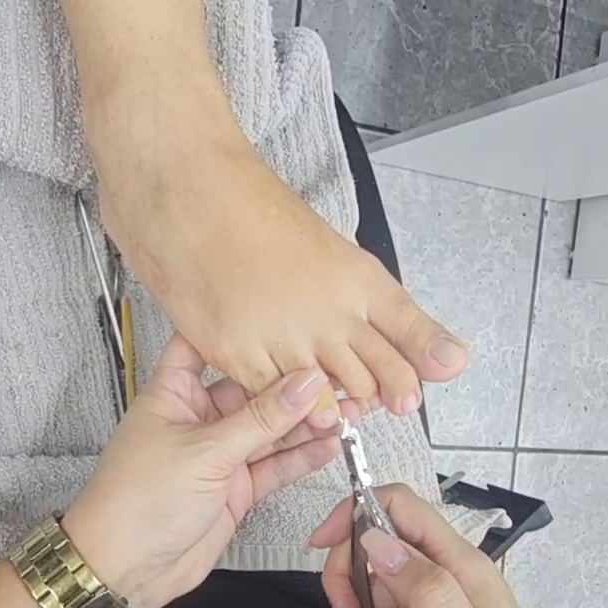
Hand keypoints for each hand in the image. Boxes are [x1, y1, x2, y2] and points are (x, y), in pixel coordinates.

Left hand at [63, 334, 341, 607]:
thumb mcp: (206, 451)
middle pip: (251, 390)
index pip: (205, 347)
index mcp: (174, 393)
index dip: (239, 331)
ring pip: (269, 430)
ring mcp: (219, 454)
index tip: (280, 317)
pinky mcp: (235, 488)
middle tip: (339, 376)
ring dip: (305, 422)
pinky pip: (273, 466)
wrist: (125, 569)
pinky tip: (330, 444)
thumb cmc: (140, 500)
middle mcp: (198, 418)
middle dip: (293, 385)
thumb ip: (261, 419)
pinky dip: (300, 458)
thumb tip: (305, 383)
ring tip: (350, 409)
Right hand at [87, 87, 468, 422]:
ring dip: (338, 409)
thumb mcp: (323, 243)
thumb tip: (390, 320)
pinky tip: (288, 407)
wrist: (188, 194)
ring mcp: (286, 335)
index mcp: (355, 277)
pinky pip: (278, 404)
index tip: (415, 390)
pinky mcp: (241, 353)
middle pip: (378, 375)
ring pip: (334, 397)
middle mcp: (329, 310)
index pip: (408, 332)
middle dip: (383, 397)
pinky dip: (289, 413)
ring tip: (333, 408)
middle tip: (378, 404)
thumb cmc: (246, 210)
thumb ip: (360, 291)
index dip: (418, 367)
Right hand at [309, 485, 573, 607]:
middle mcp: (445, 573)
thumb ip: (425, 591)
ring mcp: (433, 600)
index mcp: (459, 566)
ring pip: (368, 591)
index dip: (353, 514)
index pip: (398, 505)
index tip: (319, 548)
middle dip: (348, 591)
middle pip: (373, 549)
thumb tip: (375, 540)